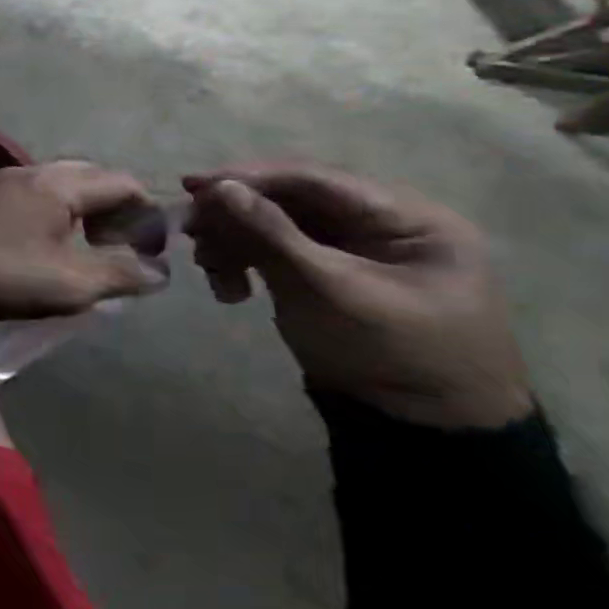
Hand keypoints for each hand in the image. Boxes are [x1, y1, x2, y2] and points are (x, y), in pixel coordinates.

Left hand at [0, 162, 168, 320]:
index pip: (123, 183)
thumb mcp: (72, 283)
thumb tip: (158, 268)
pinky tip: (45, 245)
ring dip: (83, 211)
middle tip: (117, 249)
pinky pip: (31, 194)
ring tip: (85, 250)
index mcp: (56, 183)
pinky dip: (52, 212)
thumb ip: (123, 273)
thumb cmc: (2, 274)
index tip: (148, 253)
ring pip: (59, 185)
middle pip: (91, 177)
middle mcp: (28, 171)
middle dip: (116, 210)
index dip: (148, 216)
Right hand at [183, 161, 532, 429]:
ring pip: (274, 225)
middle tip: (189, 230)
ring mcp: (354, 249)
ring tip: (208, 269)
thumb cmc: (389, 353)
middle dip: (235, 215)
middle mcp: (383, 224)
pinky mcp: (327, 272)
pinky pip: (274, 251)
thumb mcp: (326, 289)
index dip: (250, 177)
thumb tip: (218, 186)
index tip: (192, 186)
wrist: (419, 430)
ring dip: (233, 243)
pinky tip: (229, 290)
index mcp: (409, 219)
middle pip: (290, 199)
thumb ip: (271, 233)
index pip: (315, 179)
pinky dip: (244, 264)